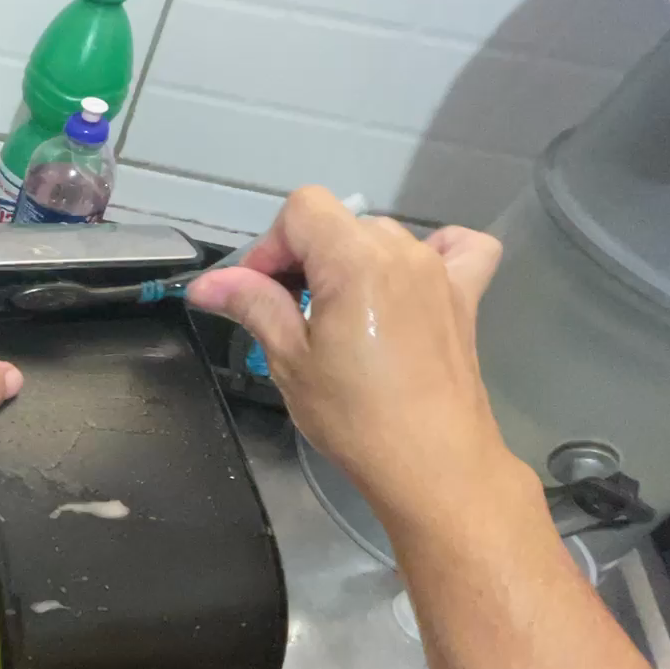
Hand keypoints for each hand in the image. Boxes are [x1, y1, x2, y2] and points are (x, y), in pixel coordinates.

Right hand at [185, 186, 527, 526]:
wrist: (428, 458)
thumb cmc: (350, 413)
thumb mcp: (288, 358)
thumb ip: (252, 305)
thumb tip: (205, 284)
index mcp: (356, 261)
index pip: (303, 210)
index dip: (269, 247)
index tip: (255, 294)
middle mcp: (404, 251)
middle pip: (337, 223)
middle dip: (300, 258)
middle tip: (281, 314)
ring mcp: (440, 269)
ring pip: (379, 236)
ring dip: (345, 262)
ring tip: (331, 315)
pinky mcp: (464, 293)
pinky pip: (452, 247)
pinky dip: (424, 253)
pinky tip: (400, 284)